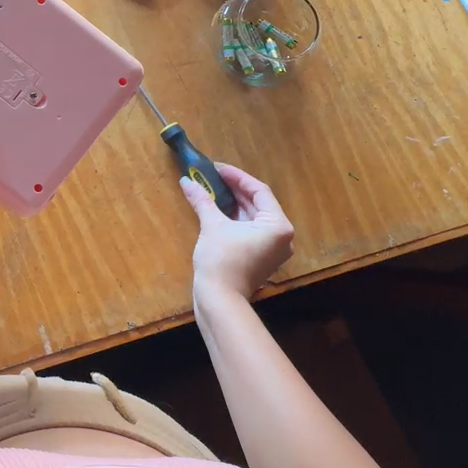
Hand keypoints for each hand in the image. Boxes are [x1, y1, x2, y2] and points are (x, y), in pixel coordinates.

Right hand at [179, 162, 293, 300]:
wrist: (219, 300)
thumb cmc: (222, 260)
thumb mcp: (212, 226)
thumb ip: (202, 200)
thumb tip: (186, 181)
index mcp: (278, 225)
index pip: (259, 191)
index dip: (236, 176)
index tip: (216, 168)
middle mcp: (282, 236)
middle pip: (258, 204)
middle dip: (234, 190)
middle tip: (212, 177)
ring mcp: (272, 249)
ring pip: (253, 218)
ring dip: (234, 203)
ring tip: (212, 190)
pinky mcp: (261, 258)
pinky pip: (250, 230)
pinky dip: (235, 219)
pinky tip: (218, 211)